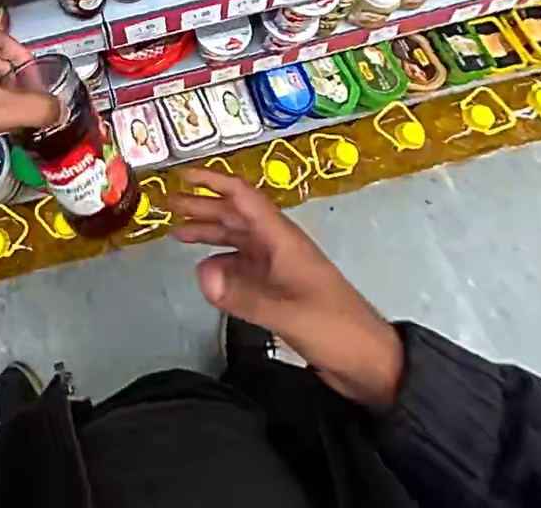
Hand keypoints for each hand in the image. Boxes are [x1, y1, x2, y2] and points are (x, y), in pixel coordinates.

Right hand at [169, 168, 404, 406]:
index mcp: (282, 239)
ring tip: (178, 232)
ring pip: (236, 239)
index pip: (243, 197)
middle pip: (235, 215)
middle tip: (169, 205)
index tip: (185, 176)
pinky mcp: (277, 289)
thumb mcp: (288, 312)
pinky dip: (221, 264)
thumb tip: (200, 275)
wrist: (371, 364)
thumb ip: (243, 295)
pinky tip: (205, 271)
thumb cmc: (335, 328)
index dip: (214, 181)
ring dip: (209, 232)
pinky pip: (242, 267)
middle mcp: (277, 245)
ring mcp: (277, 267)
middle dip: (202, 206)